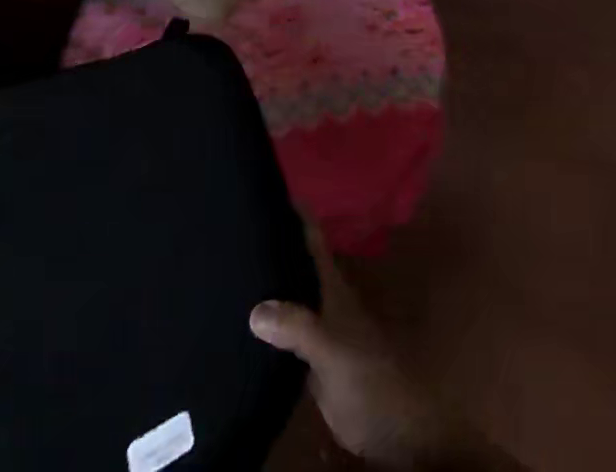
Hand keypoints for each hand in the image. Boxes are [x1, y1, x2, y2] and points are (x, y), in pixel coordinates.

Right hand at [248, 229, 454, 468]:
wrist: (391, 427)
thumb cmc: (368, 377)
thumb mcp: (333, 349)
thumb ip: (299, 327)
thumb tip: (255, 308)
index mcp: (332, 286)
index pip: (312, 238)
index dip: (296, 212)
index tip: (270, 187)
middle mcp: (321, 298)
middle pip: (295, 261)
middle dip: (271, 241)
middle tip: (231, 224)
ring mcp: (315, 326)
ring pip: (287, 293)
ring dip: (264, 280)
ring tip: (224, 263)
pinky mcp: (307, 355)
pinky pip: (281, 328)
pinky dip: (263, 318)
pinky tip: (237, 316)